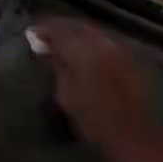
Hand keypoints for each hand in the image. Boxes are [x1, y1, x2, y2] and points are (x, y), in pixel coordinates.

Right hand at [27, 17, 162, 161]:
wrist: (130, 134)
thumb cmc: (93, 121)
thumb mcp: (66, 95)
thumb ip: (59, 66)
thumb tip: (50, 50)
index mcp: (85, 51)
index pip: (61, 32)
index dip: (45, 29)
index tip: (32, 31)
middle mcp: (103, 43)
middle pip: (79, 27)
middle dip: (61, 27)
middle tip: (45, 31)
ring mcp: (119, 48)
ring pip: (94, 32)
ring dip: (76, 32)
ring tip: (61, 39)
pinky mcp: (129, 58)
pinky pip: (105, 41)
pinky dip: (91, 41)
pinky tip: (82, 49)